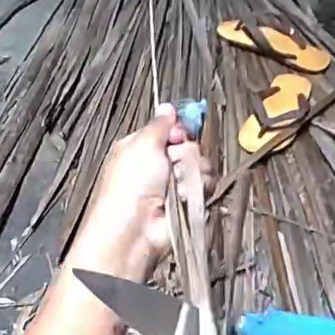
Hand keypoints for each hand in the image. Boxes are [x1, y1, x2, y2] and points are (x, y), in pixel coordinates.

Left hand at [67, 104, 200, 279]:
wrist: (135, 228)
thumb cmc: (129, 185)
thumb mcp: (141, 143)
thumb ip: (158, 124)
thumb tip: (167, 107)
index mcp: (143, 148)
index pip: (172, 129)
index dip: (178, 130)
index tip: (176, 135)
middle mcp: (159, 166)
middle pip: (190, 146)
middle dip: (185, 152)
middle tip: (172, 162)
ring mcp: (174, 185)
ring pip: (201, 165)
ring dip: (191, 172)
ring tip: (175, 183)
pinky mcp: (188, 203)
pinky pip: (205, 186)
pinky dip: (195, 189)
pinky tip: (182, 197)